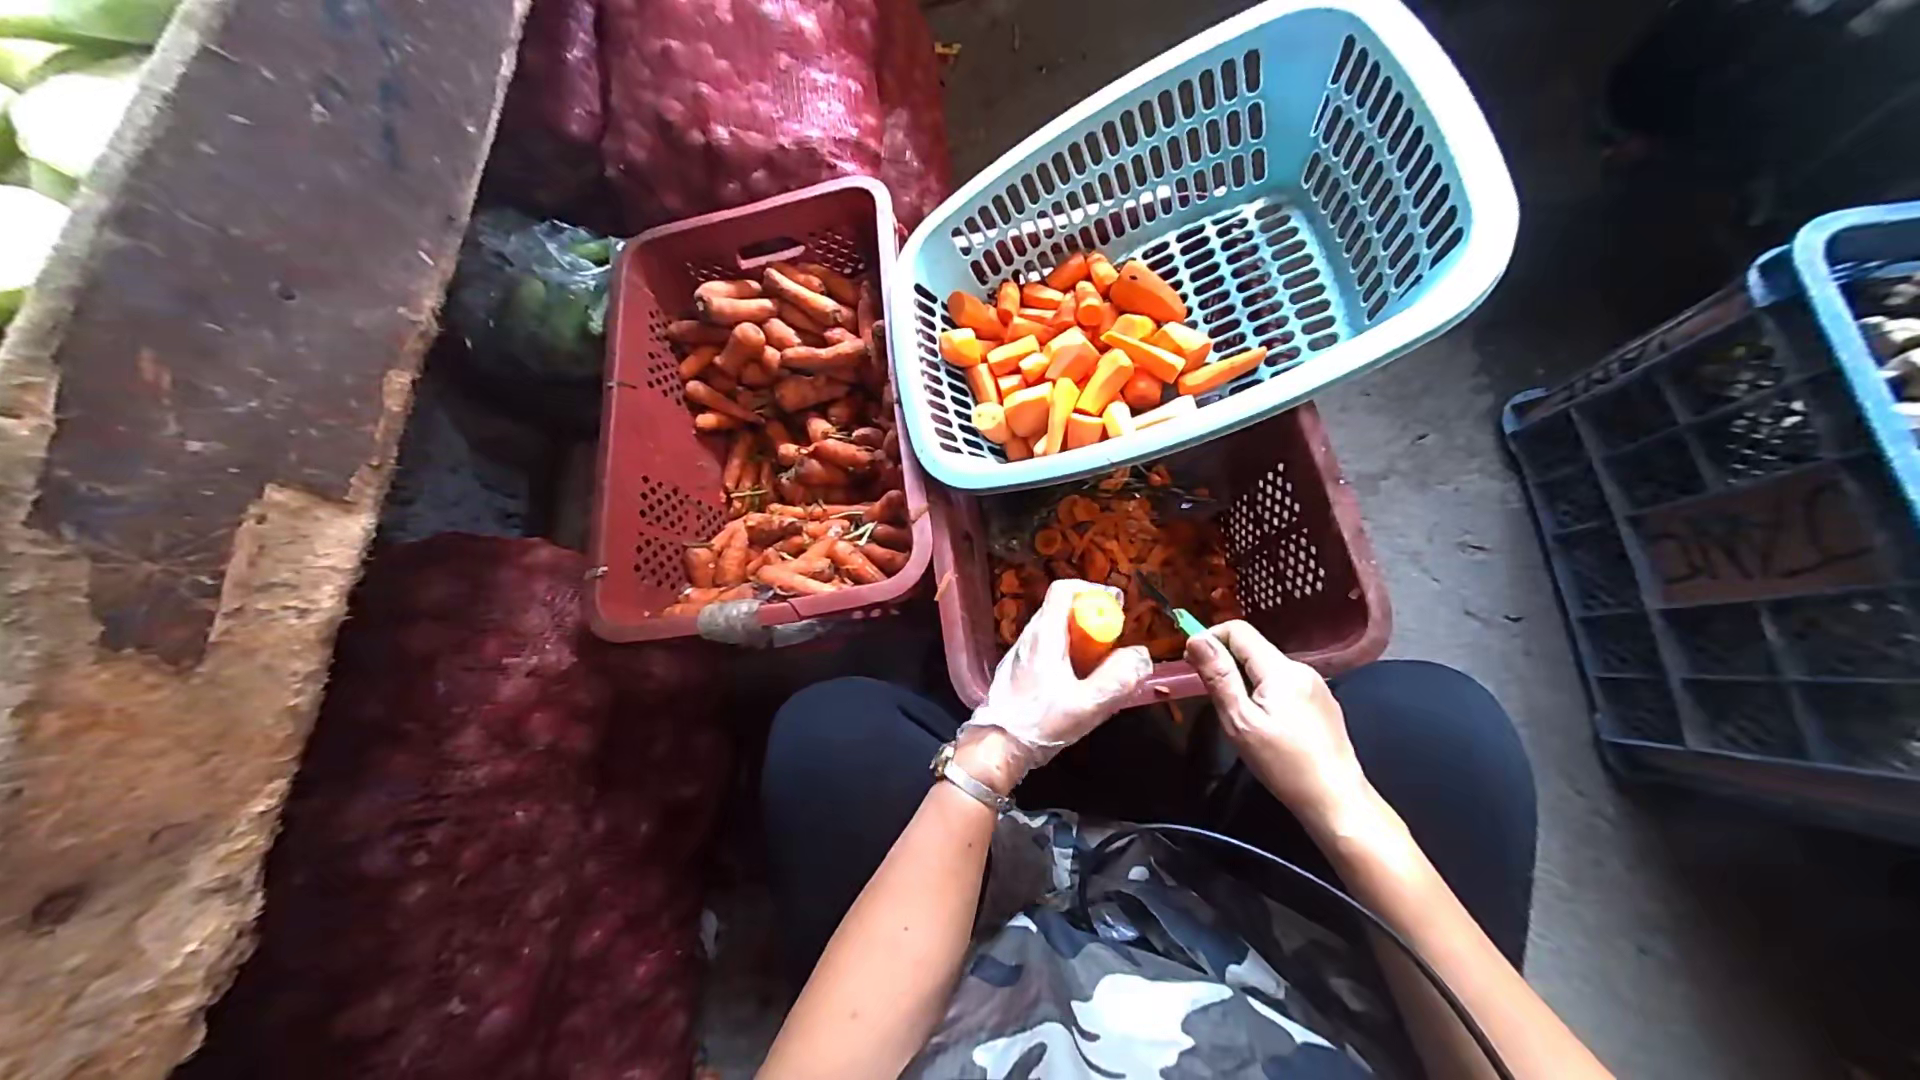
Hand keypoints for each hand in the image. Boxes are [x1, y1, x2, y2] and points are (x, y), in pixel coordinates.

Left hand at [961, 579, 1152, 787]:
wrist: (998, 746)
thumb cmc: (1040, 723)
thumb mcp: (1087, 705)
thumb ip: (1117, 679)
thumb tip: (1140, 655)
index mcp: (1044, 635)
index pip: (1064, 590)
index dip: (1092, 591)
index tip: (1114, 607)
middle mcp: (1030, 637)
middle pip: (1062, 609)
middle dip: (1092, 619)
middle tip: (1112, 643)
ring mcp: (1022, 653)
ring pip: (1056, 630)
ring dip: (1081, 639)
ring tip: (1099, 666)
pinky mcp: (1020, 669)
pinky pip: (1048, 648)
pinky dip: (1068, 654)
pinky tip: (1078, 682)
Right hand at [1185, 621, 1381, 833]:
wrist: (1337, 801)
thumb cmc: (1284, 765)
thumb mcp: (1240, 721)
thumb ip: (1218, 677)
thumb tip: (1196, 639)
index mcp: (1281, 670)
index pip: (1238, 630)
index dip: (1209, 639)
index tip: (1192, 664)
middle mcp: (1301, 669)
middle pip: (1252, 649)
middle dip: (1225, 663)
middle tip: (1209, 695)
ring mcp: (1315, 686)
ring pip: (1266, 668)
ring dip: (1243, 680)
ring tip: (1236, 714)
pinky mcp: (1320, 702)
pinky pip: (1282, 684)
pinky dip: (1262, 692)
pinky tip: (1263, 723)